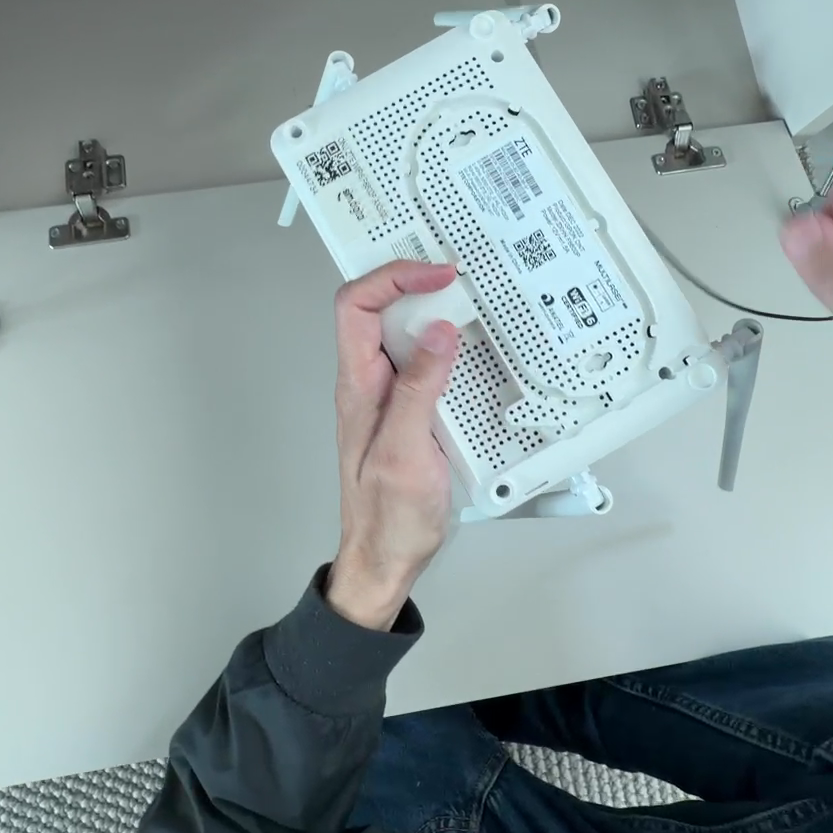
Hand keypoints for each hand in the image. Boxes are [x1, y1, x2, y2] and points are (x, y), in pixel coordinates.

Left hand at [326, 260, 461, 630]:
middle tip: (459, 274)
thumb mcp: (406, 452)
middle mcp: (370, 381)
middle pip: (379, 310)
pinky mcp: (411, 409)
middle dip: (416, 283)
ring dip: (434, 312)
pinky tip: (474, 350)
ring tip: (472, 300)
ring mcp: (391, 394)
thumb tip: (438, 331)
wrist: (385, 557)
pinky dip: (448, 347)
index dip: (393, 279)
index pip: (358, 306)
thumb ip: (420, 389)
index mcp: (359, 384)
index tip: (438, 275)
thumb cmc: (387, 515)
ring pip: (404, 334)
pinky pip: (426, 363)